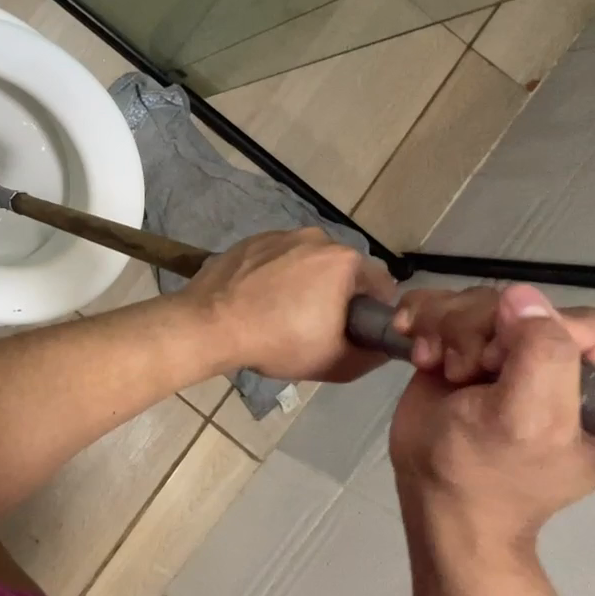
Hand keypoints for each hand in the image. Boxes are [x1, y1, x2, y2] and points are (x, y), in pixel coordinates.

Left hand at [175, 228, 395, 381]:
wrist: (209, 324)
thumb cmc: (279, 341)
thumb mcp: (339, 361)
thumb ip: (375, 353)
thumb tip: (386, 345)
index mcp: (342, 259)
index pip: (379, 285)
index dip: (374, 313)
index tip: (355, 332)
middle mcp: (313, 237)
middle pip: (341, 270)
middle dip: (337, 295)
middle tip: (318, 325)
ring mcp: (276, 235)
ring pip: (306, 262)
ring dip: (304, 283)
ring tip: (284, 313)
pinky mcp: (247, 241)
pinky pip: (275, 258)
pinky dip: (274, 275)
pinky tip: (259, 299)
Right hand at [390, 284, 594, 548]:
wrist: (433, 494)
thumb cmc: (488, 471)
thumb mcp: (526, 420)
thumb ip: (542, 356)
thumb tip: (522, 296)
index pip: (578, 322)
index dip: (530, 331)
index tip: (497, 367)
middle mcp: (560, 365)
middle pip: (517, 306)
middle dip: (475, 330)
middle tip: (461, 372)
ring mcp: (507, 353)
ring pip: (475, 300)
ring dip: (442, 327)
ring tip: (435, 365)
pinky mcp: (462, 346)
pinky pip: (441, 304)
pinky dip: (420, 318)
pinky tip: (415, 349)